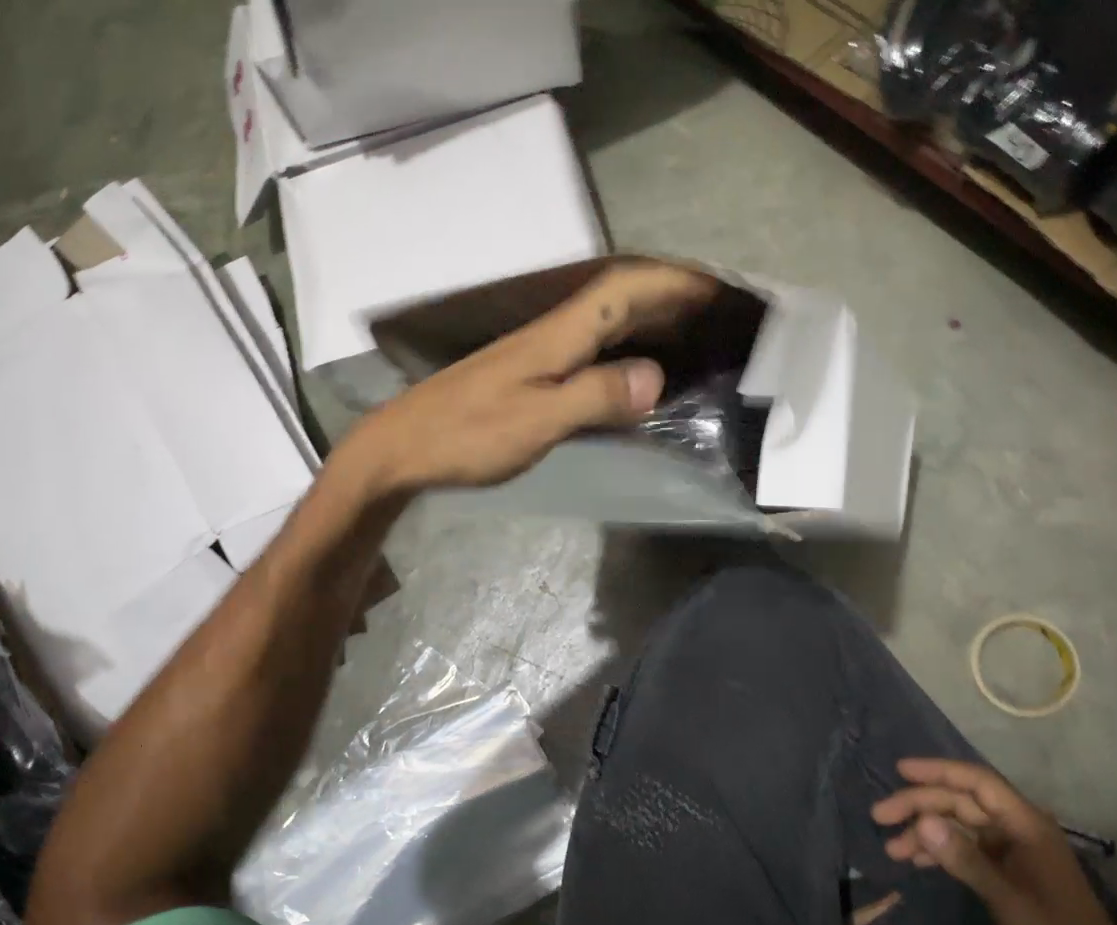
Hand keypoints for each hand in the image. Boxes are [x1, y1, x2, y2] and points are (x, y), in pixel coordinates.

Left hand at [338, 261, 719, 495]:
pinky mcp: (527, 377)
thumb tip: (656, 376)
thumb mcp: (536, 422)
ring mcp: (536, 355)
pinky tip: (632, 372)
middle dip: (667, 297)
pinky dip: (621, 351)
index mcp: (556, 337)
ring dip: (646, 321)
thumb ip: (594, 396)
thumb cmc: (466, 435)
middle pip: (616, 301)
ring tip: (689, 332)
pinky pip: (589, 351)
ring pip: (603, 325)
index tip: (714, 284)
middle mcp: (550, 335)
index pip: (622, 292)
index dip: (669, 283)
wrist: (401, 449)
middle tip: (715, 309)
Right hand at [871, 759, 1116, 924]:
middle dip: (921, 805)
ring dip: (927, 832)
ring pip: (962, 826)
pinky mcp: (1010, 871)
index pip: (977, 783)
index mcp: (1027, 825)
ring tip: (892, 848)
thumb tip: (921, 820)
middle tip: (879, 816)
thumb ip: (965, 859)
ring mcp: (1015, 851)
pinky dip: (942, 851)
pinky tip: (917, 861)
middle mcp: (1020, 829)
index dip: (938, 771)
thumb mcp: (1007, 900)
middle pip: (963, 803)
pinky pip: (969, 849)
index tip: (899, 771)